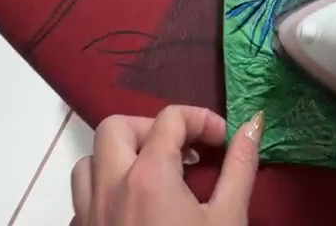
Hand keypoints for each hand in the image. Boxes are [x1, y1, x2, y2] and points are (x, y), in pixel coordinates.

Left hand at [70, 105, 260, 225]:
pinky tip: (134, 216)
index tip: (223, 142)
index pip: (171, 118)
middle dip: (150, 128)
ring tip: (153, 176)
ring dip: (119, 159)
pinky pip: (81, 205)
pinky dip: (104, 196)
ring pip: (88, 164)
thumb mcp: (228, 219)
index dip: (202, 119)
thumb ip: (240, 165)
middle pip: (115, 128)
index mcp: (148, 176)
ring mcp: (88, 220)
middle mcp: (109, 190)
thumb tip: (254, 123)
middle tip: (181, 150)